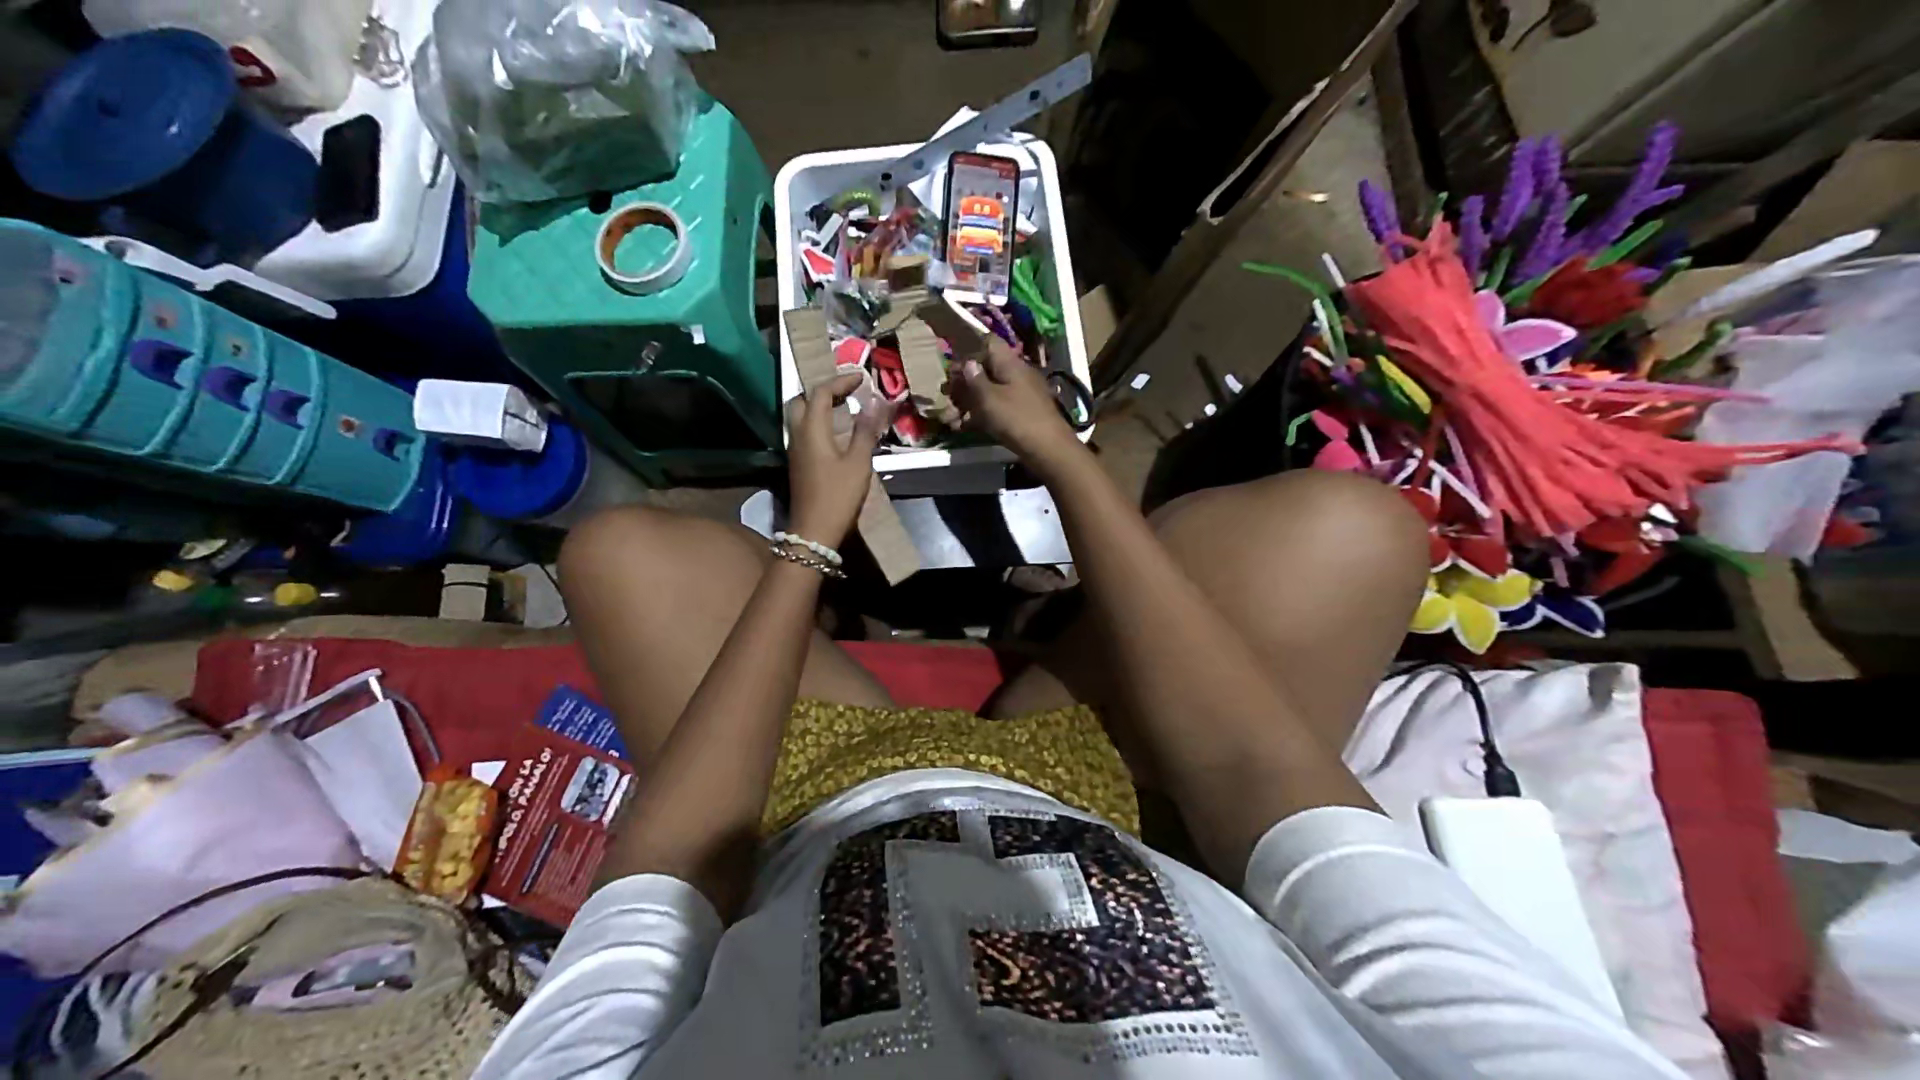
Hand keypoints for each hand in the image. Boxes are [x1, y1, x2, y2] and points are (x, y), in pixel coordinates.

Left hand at [786, 372, 891, 549]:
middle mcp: (797, 435)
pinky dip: (818, 423)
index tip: (860, 378)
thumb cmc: (838, 495)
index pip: (820, 393)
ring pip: (800, 417)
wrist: (814, 531)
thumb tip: (873, 403)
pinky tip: (836, 433)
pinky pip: (804, 432)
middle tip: (846, 392)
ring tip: (843, 408)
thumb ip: (865, 431)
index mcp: (811, 430)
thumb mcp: (858, 463)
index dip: (840, 381)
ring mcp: (794, 450)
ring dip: (819, 407)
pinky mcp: (798, 464)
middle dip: (822, 391)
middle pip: (801, 401)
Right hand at [950, 338, 1083, 469]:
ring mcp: (1021, 394)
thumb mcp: (989, 398)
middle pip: (987, 368)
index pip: (989, 342)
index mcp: (1010, 363)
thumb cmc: (1016, 419)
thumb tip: (968, 363)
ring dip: (970, 400)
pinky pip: (997, 407)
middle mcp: (1016, 374)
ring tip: (951, 416)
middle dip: (965, 380)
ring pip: (990, 390)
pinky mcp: (1022, 413)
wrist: (1048, 449)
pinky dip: (981, 414)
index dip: (968, 348)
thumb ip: (975, 379)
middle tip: (948, 394)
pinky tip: (966, 426)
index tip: (953, 364)